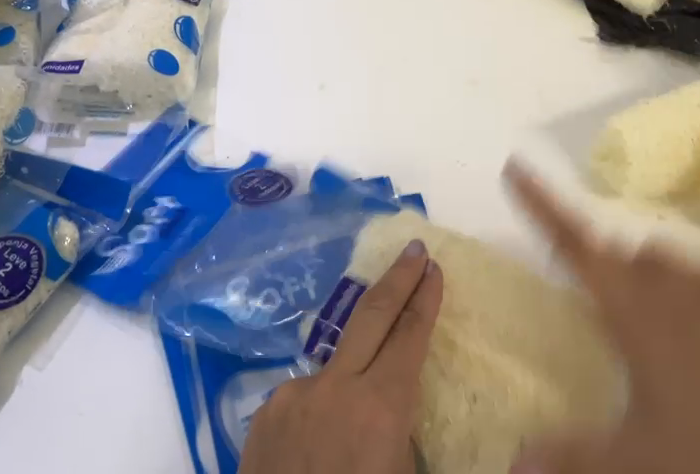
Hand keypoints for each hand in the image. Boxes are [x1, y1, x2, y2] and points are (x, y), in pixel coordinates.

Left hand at [239, 238, 443, 473]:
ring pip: (335, 366)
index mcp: (380, 409)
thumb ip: (414, 444)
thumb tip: (412, 420)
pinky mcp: (264, 413)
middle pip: (371, 316)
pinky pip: (305, 399)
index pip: (409, 337)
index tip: (435, 268)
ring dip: (355, 370)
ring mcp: (294, 396)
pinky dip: (322, 409)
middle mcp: (335, 388)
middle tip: (415, 250)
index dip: (425, 300)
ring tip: (362, 425)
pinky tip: (323, 448)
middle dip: (397, 279)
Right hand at [503, 163, 699, 473]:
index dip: (542, 205)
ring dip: (653, 276)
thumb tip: (513, 459)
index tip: (514, 165)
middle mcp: (682, 283)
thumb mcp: (642, 463)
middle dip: (604, 254)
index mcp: (637, 303)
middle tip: (589, 278)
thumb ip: (574, 458)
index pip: (574, 240)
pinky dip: (699, 301)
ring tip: (646, 310)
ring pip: (677, 266)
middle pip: (631, 249)